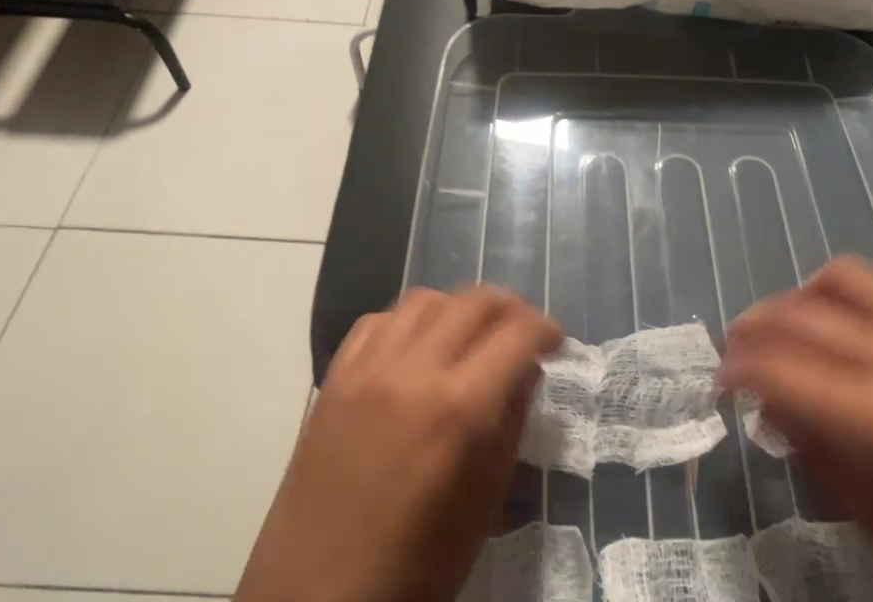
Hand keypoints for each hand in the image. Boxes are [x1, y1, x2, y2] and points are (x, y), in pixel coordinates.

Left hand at [235, 286, 560, 601]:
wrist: (316, 594)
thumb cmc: (413, 565)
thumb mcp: (482, 505)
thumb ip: (509, 426)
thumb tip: (525, 372)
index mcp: (457, 409)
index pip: (516, 334)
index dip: (545, 329)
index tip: (556, 342)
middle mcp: (412, 371)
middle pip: (473, 302)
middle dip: (511, 308)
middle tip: (524, 333)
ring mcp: (366, 370)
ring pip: (424, 300)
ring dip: (459, 308)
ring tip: (473, 335)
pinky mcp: (333, 380)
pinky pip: (377, 322)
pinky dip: (409, 321)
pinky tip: (418, 349)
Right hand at [720, 256, 872, 600]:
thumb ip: (827, 462)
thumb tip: (776, 410)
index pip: (775, 369)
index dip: (734, 369)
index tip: (719, 384)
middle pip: (794, 314)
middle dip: (750, 328)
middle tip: (735, 354)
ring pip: (837, 278)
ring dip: (796, 296)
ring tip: (787, 328)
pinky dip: (851, 290)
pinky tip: (852, 319)